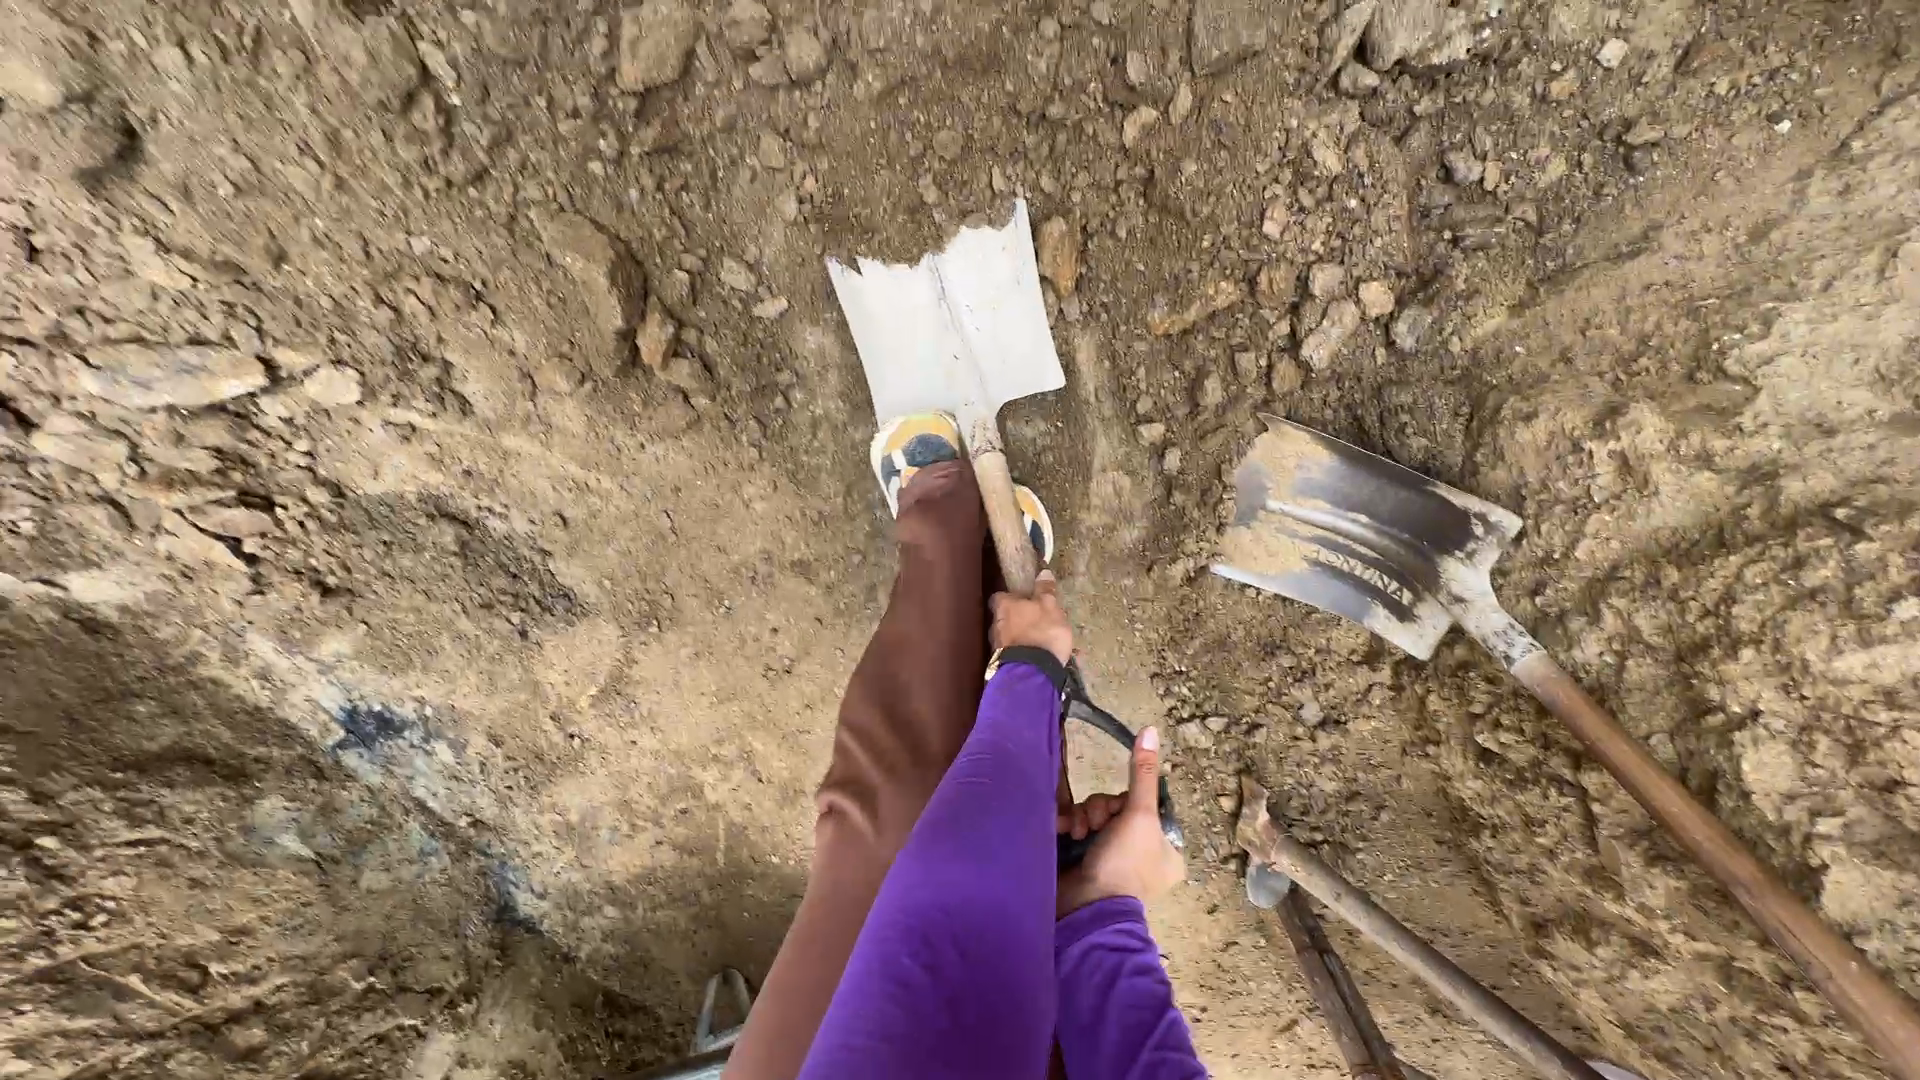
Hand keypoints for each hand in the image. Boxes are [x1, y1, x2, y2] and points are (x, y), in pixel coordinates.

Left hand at [989, 569, 1072, 664]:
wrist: (1033, 672)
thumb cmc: (1042, 632)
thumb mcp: (1050, 607)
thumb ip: (1045, 591)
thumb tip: (1043, 573)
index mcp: (1004, 606)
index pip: (1000, 596)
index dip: (1013, 597)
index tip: (1027, 599)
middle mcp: (996, 624)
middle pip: (1005, 617)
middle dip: (1019, 618)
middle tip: (1038, 621)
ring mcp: (998, 646)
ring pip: (1010, 636)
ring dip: (1022, 637)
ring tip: (1041, 641)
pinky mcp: (1004, 664)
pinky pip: (1016, 653)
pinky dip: (1025, 652)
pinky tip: (1039, 657)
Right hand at [1056, 726, 1184, 917]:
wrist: (1084, 908)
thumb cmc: (1124, 863)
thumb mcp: (1139, 814)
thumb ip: (1142, 773)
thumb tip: (1152, 729)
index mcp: (1165, 852)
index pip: (1144, 807)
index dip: (1127, 802)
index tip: (1120, 811)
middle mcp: (1141, 856)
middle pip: (1117, 809)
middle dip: (1100, 810)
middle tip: (1095, 824)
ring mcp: (1111, 862)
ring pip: (1095, 817)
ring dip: (1082, 817)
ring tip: (1075, 831)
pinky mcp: (1084, 864)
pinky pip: (1077, 831)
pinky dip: (1069, 826)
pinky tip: (1062, 830)